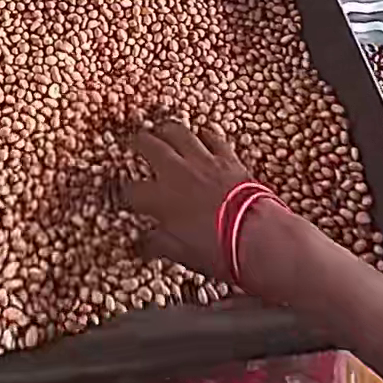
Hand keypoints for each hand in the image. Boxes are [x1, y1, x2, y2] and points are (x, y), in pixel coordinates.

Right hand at [124, 121, 257, 278]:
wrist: (257, 236)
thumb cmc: (218, 250)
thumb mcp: (182, 254)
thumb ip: (159, 243)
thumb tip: (142, 244)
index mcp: (161, 198)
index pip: (132, 190)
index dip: (126, 191)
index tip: (126, 194)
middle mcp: (177, 173)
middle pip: (150, 147)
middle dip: (138, 143)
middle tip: (135, 142)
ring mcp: (203, 161)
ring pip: (178, 133)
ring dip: (167, 129)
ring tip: (162, 129)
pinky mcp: (226, 158)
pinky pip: (212, 138)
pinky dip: (205, 135)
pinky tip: (202, 134)